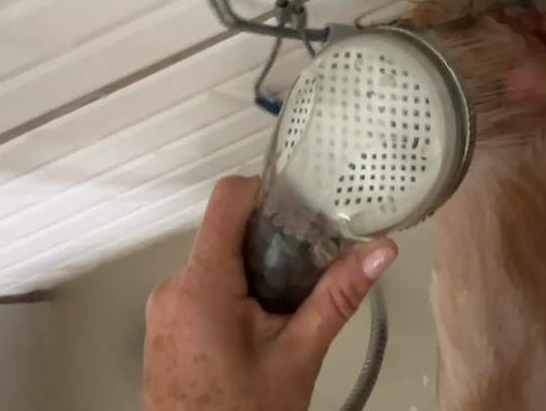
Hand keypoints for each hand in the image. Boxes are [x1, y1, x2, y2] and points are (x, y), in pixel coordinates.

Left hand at [143, 176, 396, 410]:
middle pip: (227, 229)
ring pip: (218, 258)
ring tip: (286, 305)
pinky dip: (234, 292)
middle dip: (270, 241)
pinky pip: (203, 285)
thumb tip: (381, 251)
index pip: (228, 198)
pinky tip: (260, 326)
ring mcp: (164, 309)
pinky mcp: (165, 327)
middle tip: (308, 265)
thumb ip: (338, 296)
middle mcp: (173, 288)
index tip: (300, 205)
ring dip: (254, 270)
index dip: (267, 190)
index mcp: (201, 285)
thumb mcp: (299, 356)